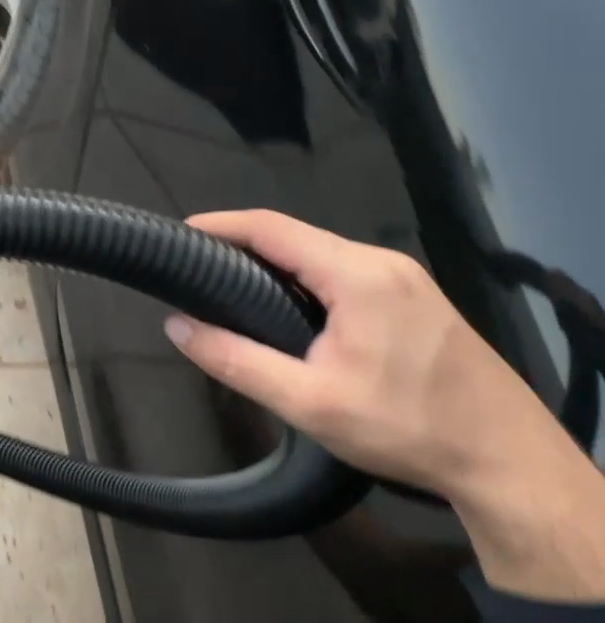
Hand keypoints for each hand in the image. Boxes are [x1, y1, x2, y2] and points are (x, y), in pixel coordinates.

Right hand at [164, 209, 535, 494]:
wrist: (517, 470)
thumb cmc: (410, 430)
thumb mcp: (309, 403)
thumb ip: (235, 359)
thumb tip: (176, 326)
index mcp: (358, 276)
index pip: (270, 227)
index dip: (217, 224)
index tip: (176, 237)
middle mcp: (384, 265)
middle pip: (294, 235)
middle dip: (238, 245)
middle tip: (194, 269)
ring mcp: (407, 281)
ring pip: (319, 253)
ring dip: (271, 262)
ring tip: (227, 287)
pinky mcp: (419, 301)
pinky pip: (343, 270)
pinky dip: (303, 276)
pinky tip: (284, 306)